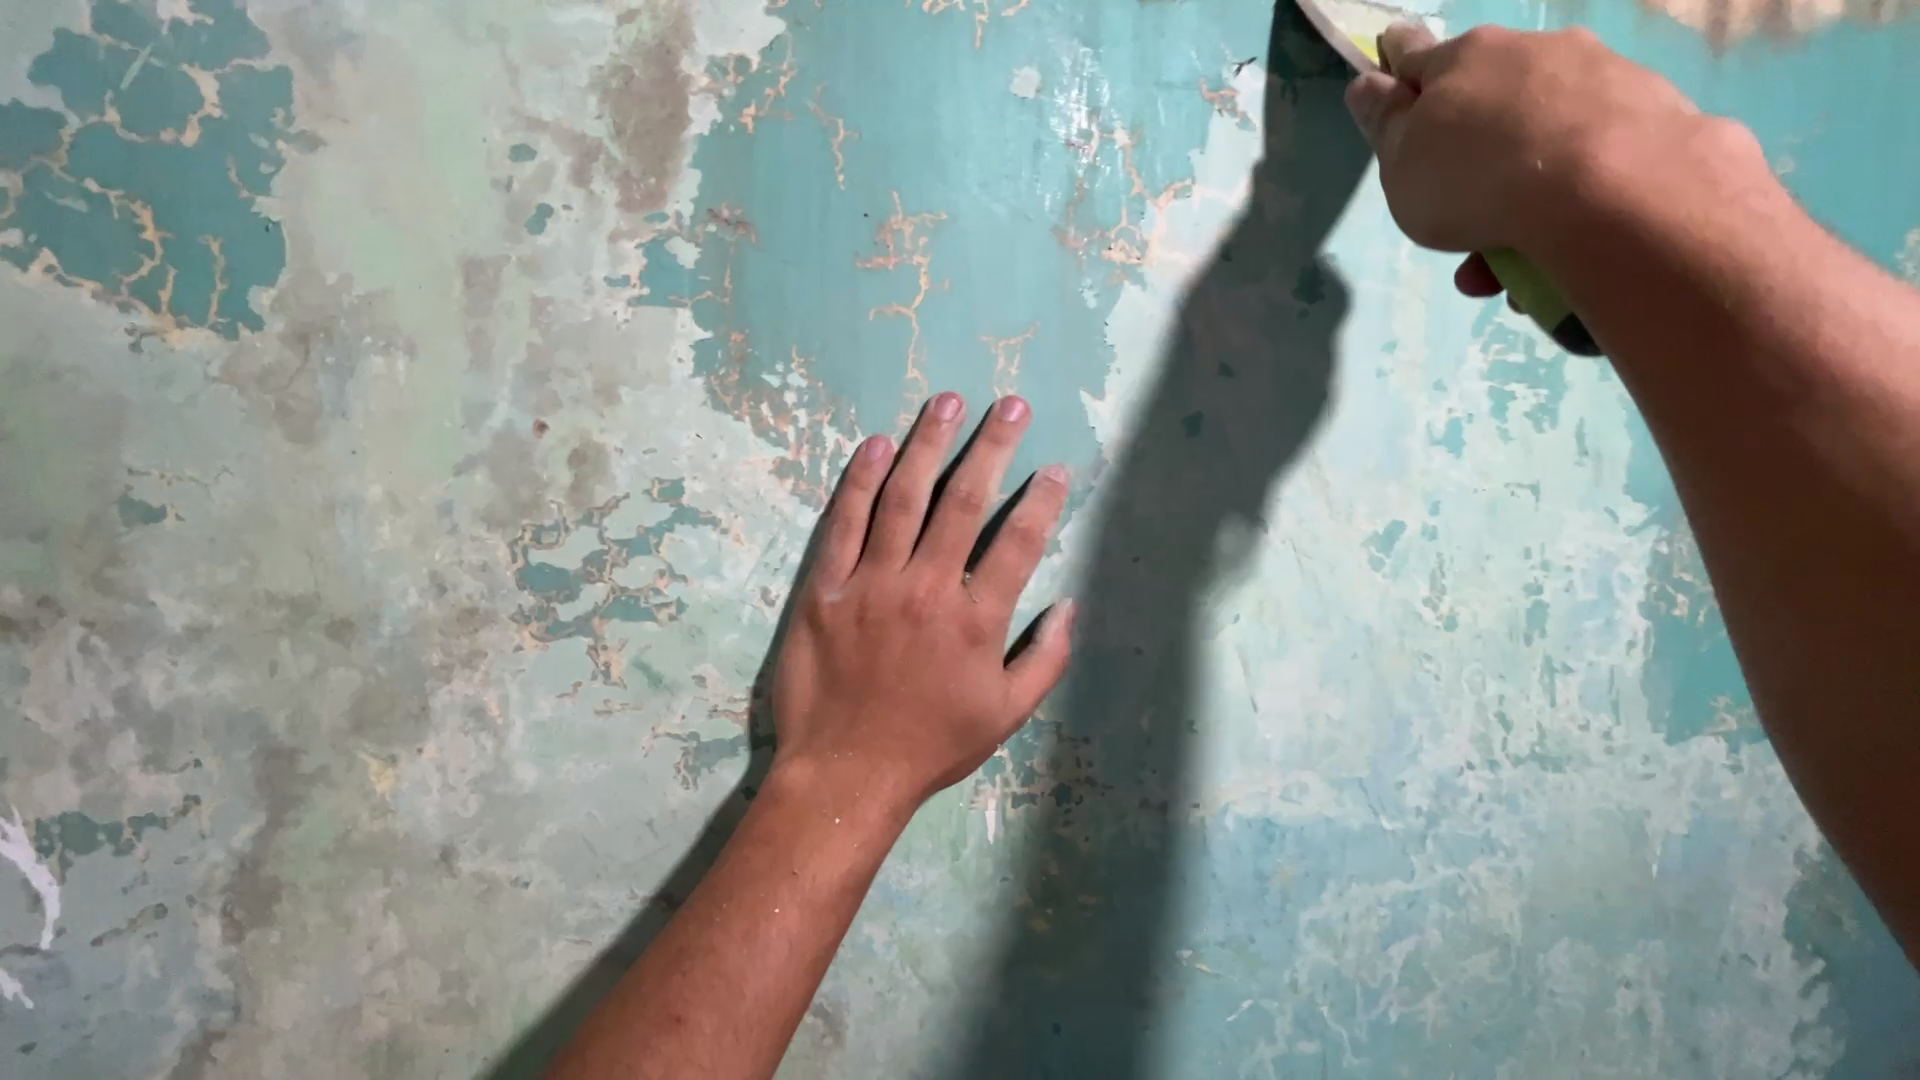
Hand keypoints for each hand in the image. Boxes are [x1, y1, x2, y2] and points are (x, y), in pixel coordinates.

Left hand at [770, 392, 1074, 811]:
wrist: (846, 772)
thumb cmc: (930, 745)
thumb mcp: (1006, 716)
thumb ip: (1046, 660)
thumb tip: (1070, 605)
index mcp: (976, 620)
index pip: (1019, 543)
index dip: (1042, 500)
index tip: (1054, 467)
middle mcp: (927, 588)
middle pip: (965, 502)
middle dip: (992, 446)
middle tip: (1010, 405)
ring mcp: (871, 583)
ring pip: (904, 497)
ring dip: (928, 444)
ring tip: (947, 401)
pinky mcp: (825, 588)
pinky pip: (844, 523)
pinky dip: (860, 481)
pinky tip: (876, 446)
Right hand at [1343, 23, 1767, 295]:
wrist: (1607, 191)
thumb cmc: (1475, 178)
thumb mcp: (1401, 164)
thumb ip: (1384, 125)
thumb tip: (1367, 85)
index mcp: (1463, 60)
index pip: (1413, 55)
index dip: (1396, 66)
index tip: (1387, 65)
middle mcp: (1531, 52)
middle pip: (1482, 105)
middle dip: (1463, 159)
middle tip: (1449, 222)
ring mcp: (1596, 75)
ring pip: (1534, 141)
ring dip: (1511, 197)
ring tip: (1498, 266)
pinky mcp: (1648, 111)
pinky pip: (1583, 162)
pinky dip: (1561, 204)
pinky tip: (1548, 254)